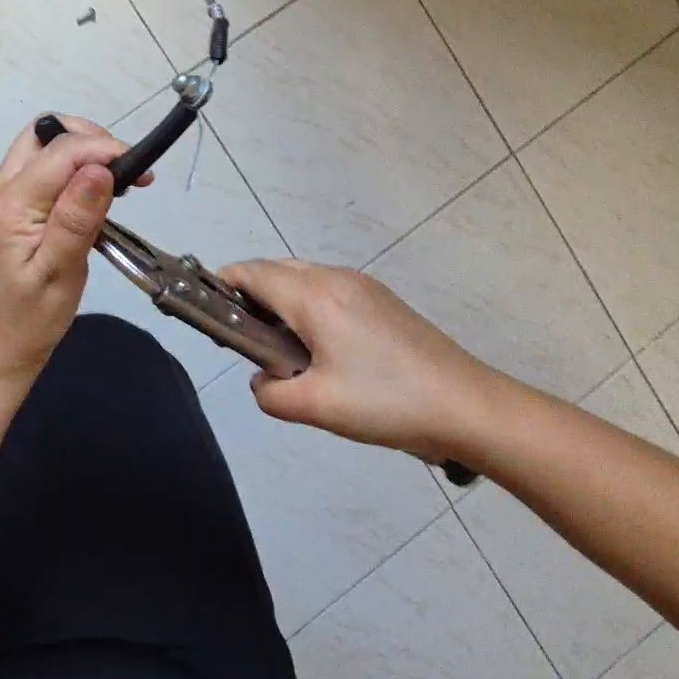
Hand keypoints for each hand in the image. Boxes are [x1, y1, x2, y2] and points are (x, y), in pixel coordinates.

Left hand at [0, 116, 132, 380]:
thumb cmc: (31, 317)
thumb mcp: (60, 273)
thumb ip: (77, 219)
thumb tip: (100, 169)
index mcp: (11, 204)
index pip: (60, 151)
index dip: (103, 149)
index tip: (141, 169)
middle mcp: (1, 189)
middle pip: (44, 133)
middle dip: (89, 139)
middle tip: (126, 168)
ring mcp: (4, 195)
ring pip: (43, 145)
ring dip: (82, 151)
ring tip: (119, 180)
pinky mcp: (13, 205)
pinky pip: (42, 167)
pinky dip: (73, 168)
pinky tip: (97, 193)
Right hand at [219, 260, 499, 461]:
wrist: (470, 408)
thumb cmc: (387, 403)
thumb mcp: (315, 407)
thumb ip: (269, 393)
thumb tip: (262, 381)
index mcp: (315, 297)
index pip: (252, 272)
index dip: (222, 285)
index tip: (208, 313)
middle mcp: (336, 279)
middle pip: (276, 270)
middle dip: (250, 296)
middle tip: (245, 341)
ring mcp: (364, 287)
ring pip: (303, 279)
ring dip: (281, 303)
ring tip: (282, 351)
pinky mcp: (383, 302)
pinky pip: (328, 291)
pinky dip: (308, 308)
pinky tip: (320, 352)